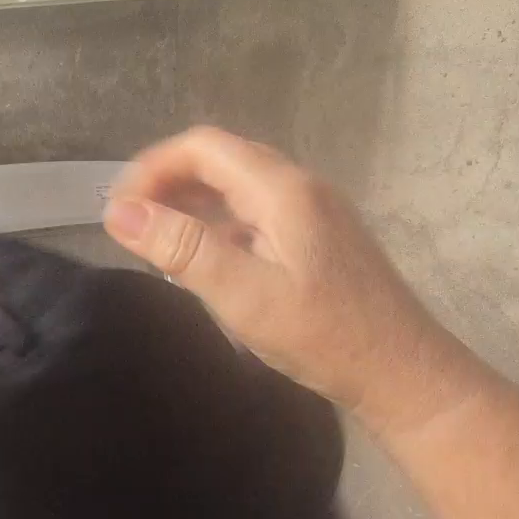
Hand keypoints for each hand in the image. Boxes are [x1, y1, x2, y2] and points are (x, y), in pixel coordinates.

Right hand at [103, 127, 479, 436]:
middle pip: (220, 160)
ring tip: (155, 241)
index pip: (203, 147)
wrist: (400, 371)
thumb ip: (182, 248)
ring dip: (190, 203)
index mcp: (282, 189)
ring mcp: (312, 212)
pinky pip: (255, 214)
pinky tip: (202, 259)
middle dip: (167, 183)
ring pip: (238, 188)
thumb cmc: (322, 335)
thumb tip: (118, 212)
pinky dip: (218, 224)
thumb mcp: (243, 294)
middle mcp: (299, 187)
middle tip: (129, 225)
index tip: (117, 208)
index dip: (152, 167)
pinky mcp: (316, 238)